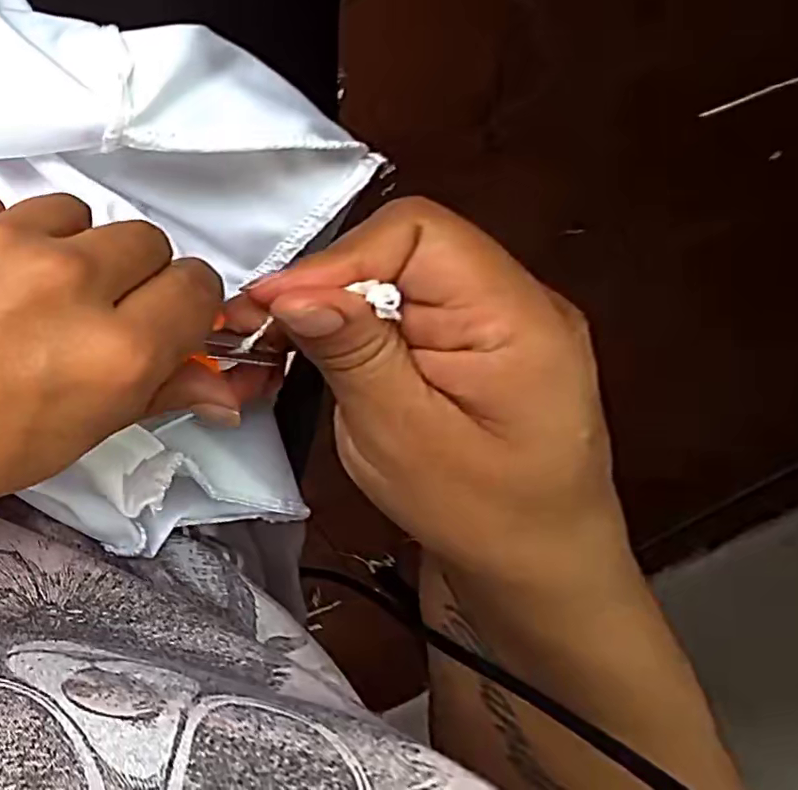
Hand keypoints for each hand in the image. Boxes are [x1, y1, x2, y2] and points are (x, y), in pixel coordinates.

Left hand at [0, 193, 228, 524]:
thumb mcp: (76, 435)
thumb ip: (158, 391)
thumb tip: (226, 383)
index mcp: (113, 352)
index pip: (197, 286)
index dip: (182, 305)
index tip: (160, 316)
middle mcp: (69, 282)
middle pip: (146, 239)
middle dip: (129, 274)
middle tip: (86, 311)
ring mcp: (6, 241)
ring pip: (78, 214)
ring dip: (67, 247)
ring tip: (24, 292)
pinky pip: (8, 208)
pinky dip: (5, 238)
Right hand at [243, 197, 632, 591]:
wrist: (534, 563)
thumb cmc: (482, 515)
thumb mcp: (402, 436)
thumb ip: (352, 353)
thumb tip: (292, 292)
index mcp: (516, 317)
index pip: (417, 233)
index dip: (338, 258)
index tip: (278, 301)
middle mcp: (509, 298)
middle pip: (397, 244)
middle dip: (323, 278)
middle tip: (262, 320)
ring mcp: (487, 312)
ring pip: (387, 268)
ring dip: (327, 297)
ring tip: (277, 333)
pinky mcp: (461, 330)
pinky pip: (394, 298)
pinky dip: (345, 316)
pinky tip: (316, 342)